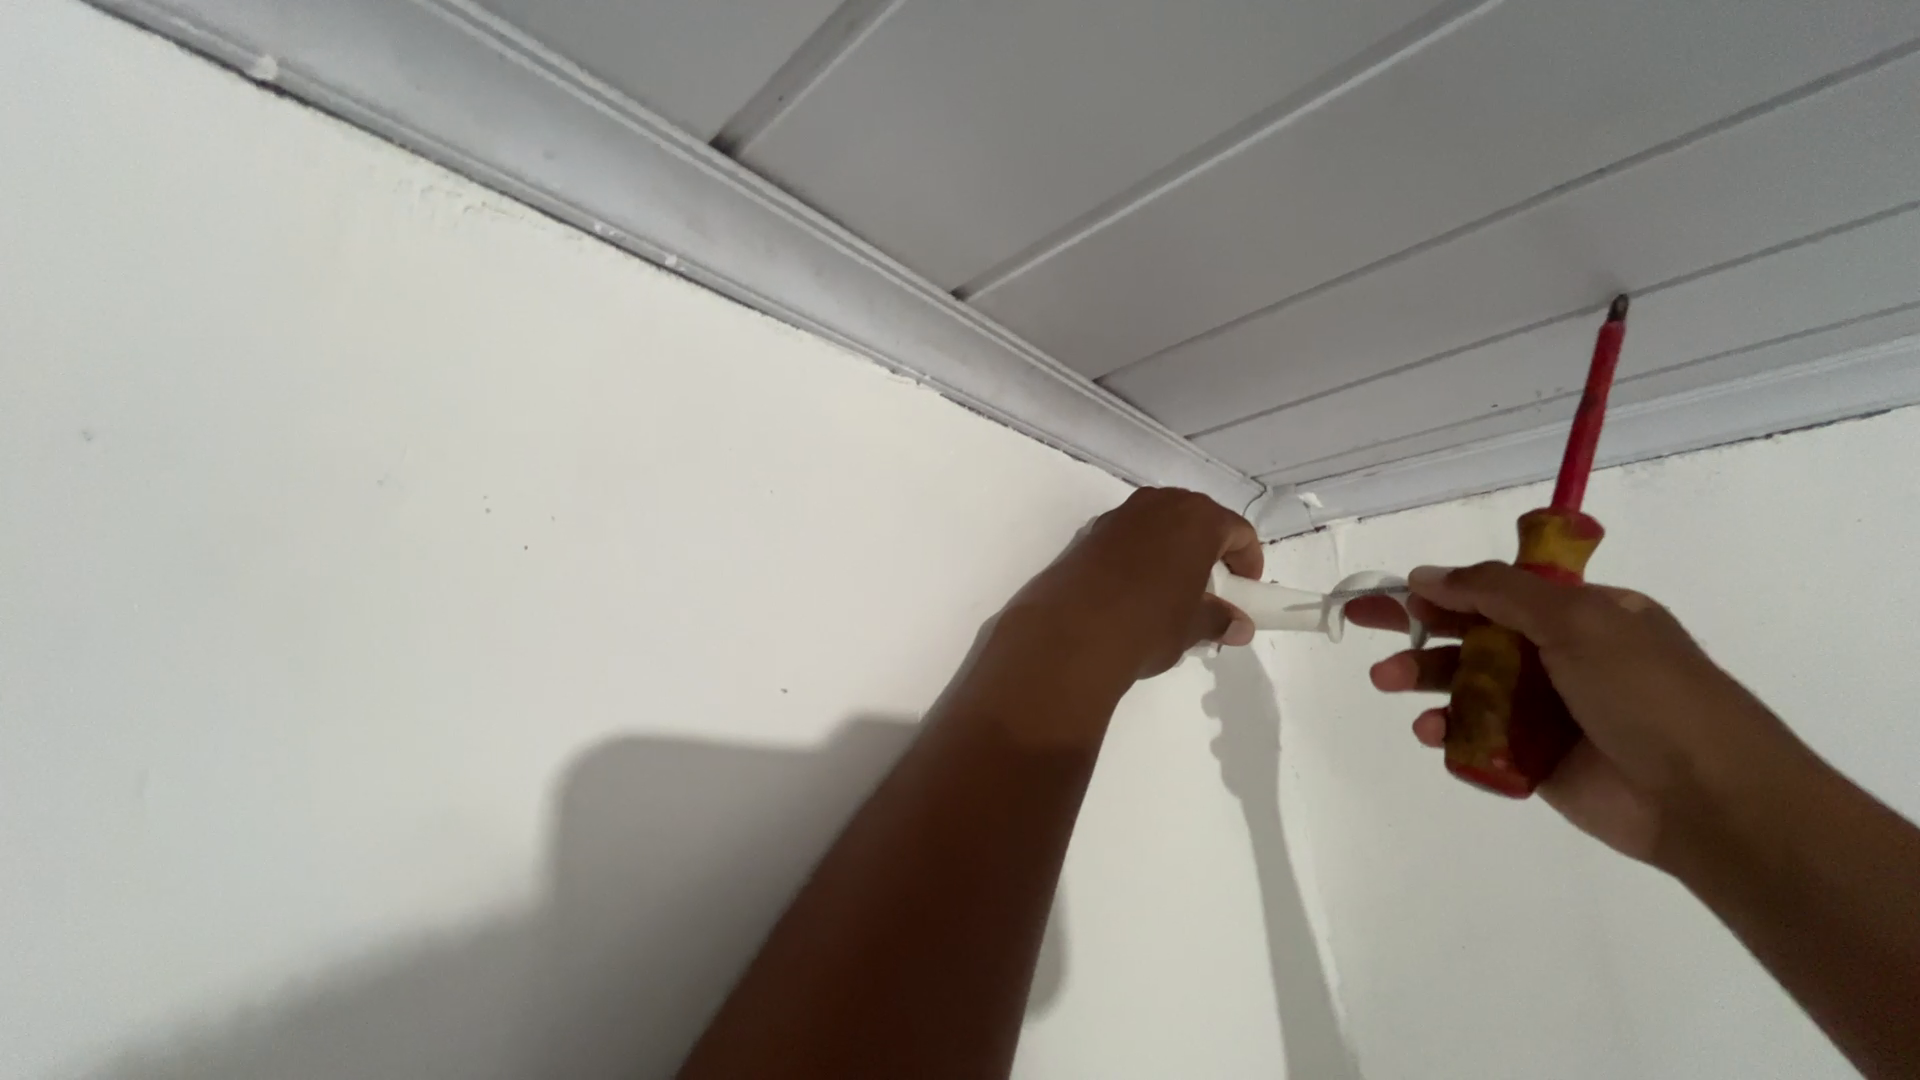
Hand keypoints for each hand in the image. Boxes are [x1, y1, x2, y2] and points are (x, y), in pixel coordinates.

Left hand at [970, 489, 1260, 739]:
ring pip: (1159, 525)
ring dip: (1171, 551)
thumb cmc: (1148, 622)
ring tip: (1170, 591)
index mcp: (1197, 518)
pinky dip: (1138, 555)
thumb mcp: (1192, 626)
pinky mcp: (1089, 533)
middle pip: (1197, 520)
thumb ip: (1219, 619)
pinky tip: (1133, 590)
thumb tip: (1238, 626)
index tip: (1244, 590)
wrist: (1071, 631)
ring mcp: (1120, 515)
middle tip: (1210, 589)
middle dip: (1208, 551)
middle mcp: (1159, 504)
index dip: (1247, 561)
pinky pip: (1127, 537)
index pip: (1238, 531)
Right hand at [1349, 563, 1793, 866]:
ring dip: (1422, 677)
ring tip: (1386, 682)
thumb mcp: (1579, 622)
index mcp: (1582, 616)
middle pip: (1470, 634)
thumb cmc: (1648, 695)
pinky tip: (1432, 731)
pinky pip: (1474, 734)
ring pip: (1464, 684)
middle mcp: (1560, 657)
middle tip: (1359, 620)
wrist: (1710, 801)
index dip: (1442, 588)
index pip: (1497, 591)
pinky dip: (1447, 729)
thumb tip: (1427, 575)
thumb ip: (1498, 592)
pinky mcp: (1532, 756)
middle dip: (1415, 629)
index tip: (1395, 593)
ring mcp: (1546, 709)